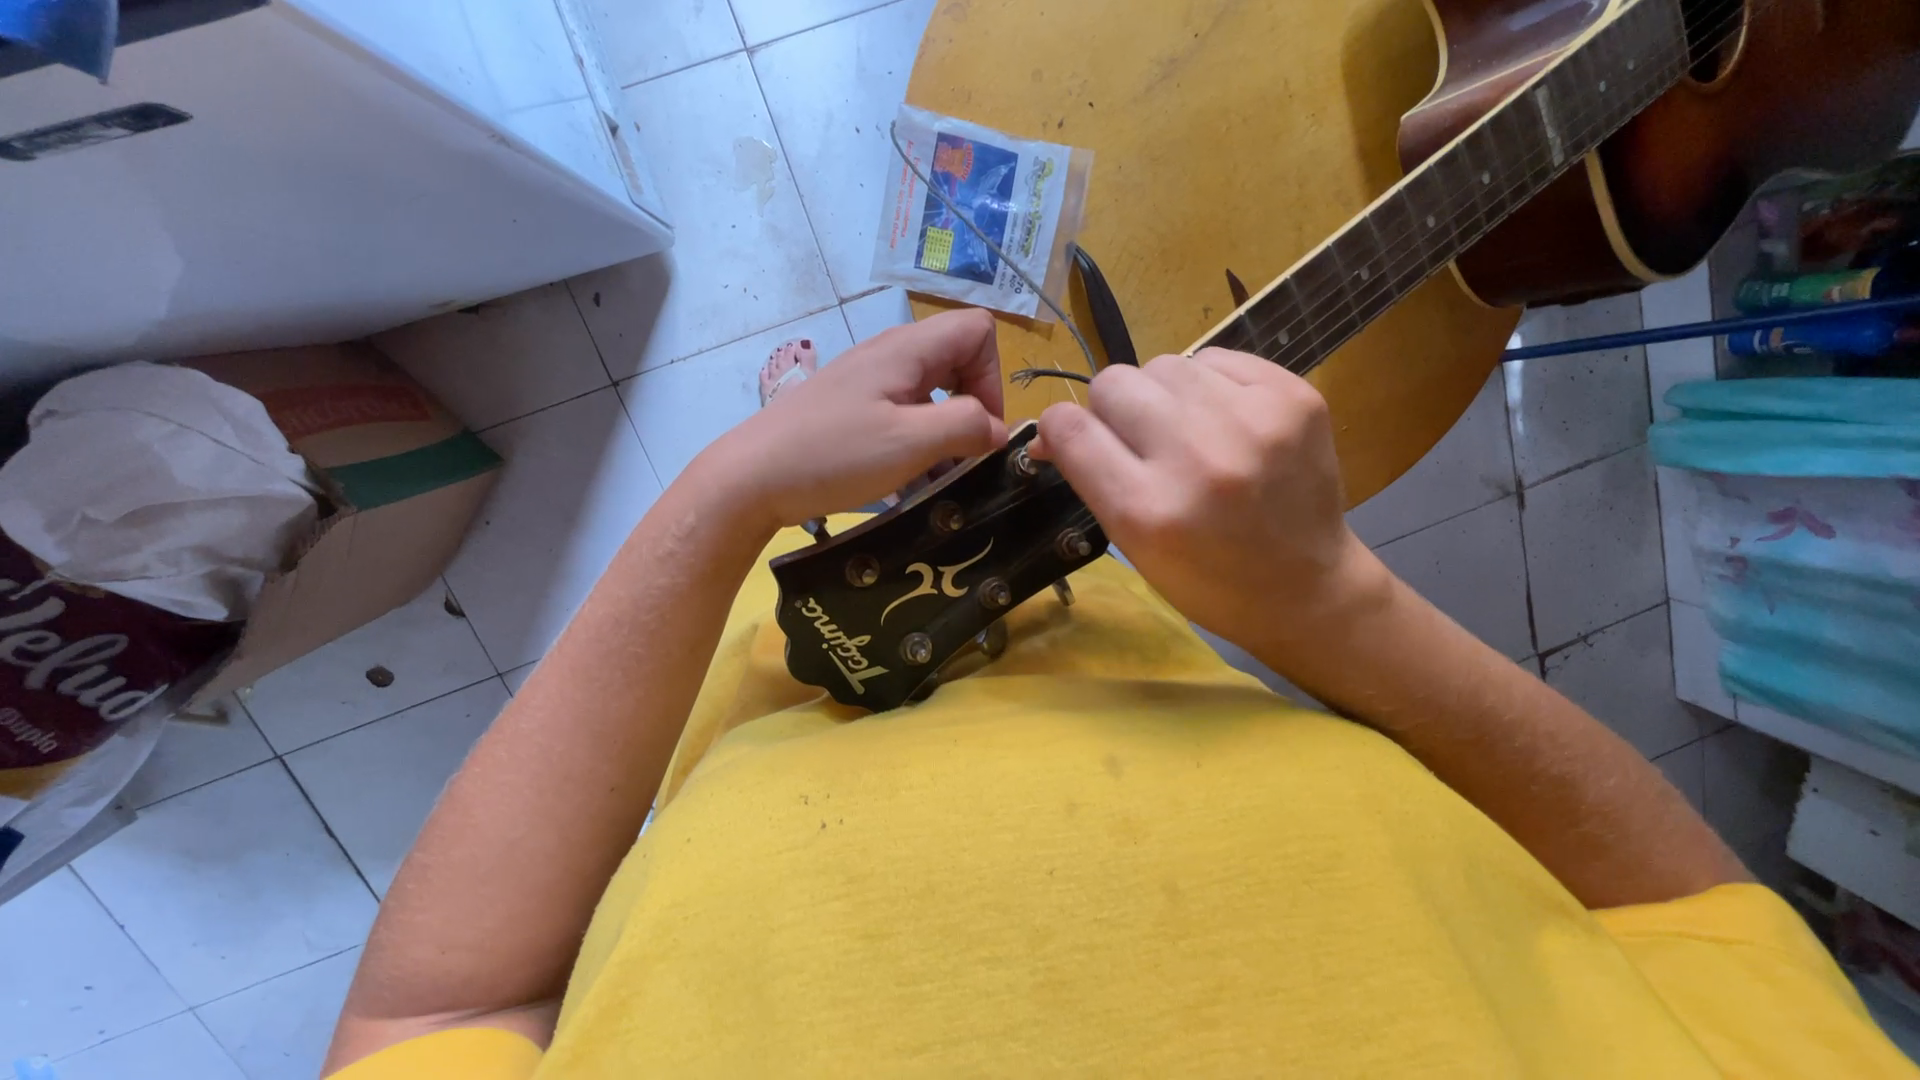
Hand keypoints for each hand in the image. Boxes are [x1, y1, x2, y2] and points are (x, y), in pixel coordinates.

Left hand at [696, 308, 1007, 531]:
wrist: (752, 478)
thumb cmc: (833, 455)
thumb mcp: (910, 442)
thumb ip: (965, 426)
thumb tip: (997, 429)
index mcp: (907, 350)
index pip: (977, 331)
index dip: (992, 376)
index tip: (980, 426)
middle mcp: (890, 356)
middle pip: (957, 362)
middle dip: (971, 409)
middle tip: (963, 456)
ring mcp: (868, 382)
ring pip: (931, 394)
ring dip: (944, 434)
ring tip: (935, 478)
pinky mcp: (852, 410)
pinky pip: (903, 416)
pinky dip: (916, 444)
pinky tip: (905, 481)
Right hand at [1028, 348, 1386, 655]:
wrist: (1306, 588)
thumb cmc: (1206, 579)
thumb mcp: (1133, 545)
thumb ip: (1089, 476)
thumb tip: (1049, 428)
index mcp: (1147, 510)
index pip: (1070, 428)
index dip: (1059, 429)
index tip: (1074, 440)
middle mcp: (1197, 458)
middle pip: (1113, 382)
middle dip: (1113, 410)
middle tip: (1141, 443)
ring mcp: (1253, 422)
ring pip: (1163, 364)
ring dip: (1162, 395)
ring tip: (1189, 433)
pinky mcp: (1294, 397)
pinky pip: (1215, 358)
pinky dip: (1209, 385)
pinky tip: (1226, 423)